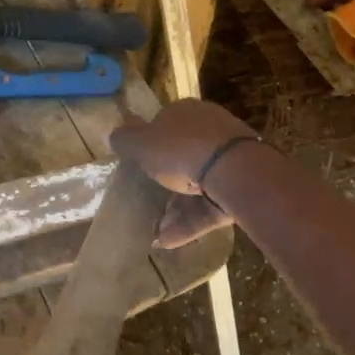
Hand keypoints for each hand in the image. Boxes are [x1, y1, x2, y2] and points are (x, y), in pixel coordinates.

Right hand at [110, 100, 260, 249]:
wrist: (236, 172)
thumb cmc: (182, 150)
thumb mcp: (143, 144)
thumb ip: (126, 140)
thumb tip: (113, 135)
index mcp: (186, 112)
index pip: (164, 124)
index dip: (149, 143)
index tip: (138, 165)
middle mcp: (208, 130)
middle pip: (181, 156)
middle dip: (164, 181)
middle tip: (147, 201)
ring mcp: (227, 160)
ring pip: (196, 184)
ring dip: (175, 208)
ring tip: (156, 232)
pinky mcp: (240, 187)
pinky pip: (209, 205)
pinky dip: (190, 222)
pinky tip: (168, 241)